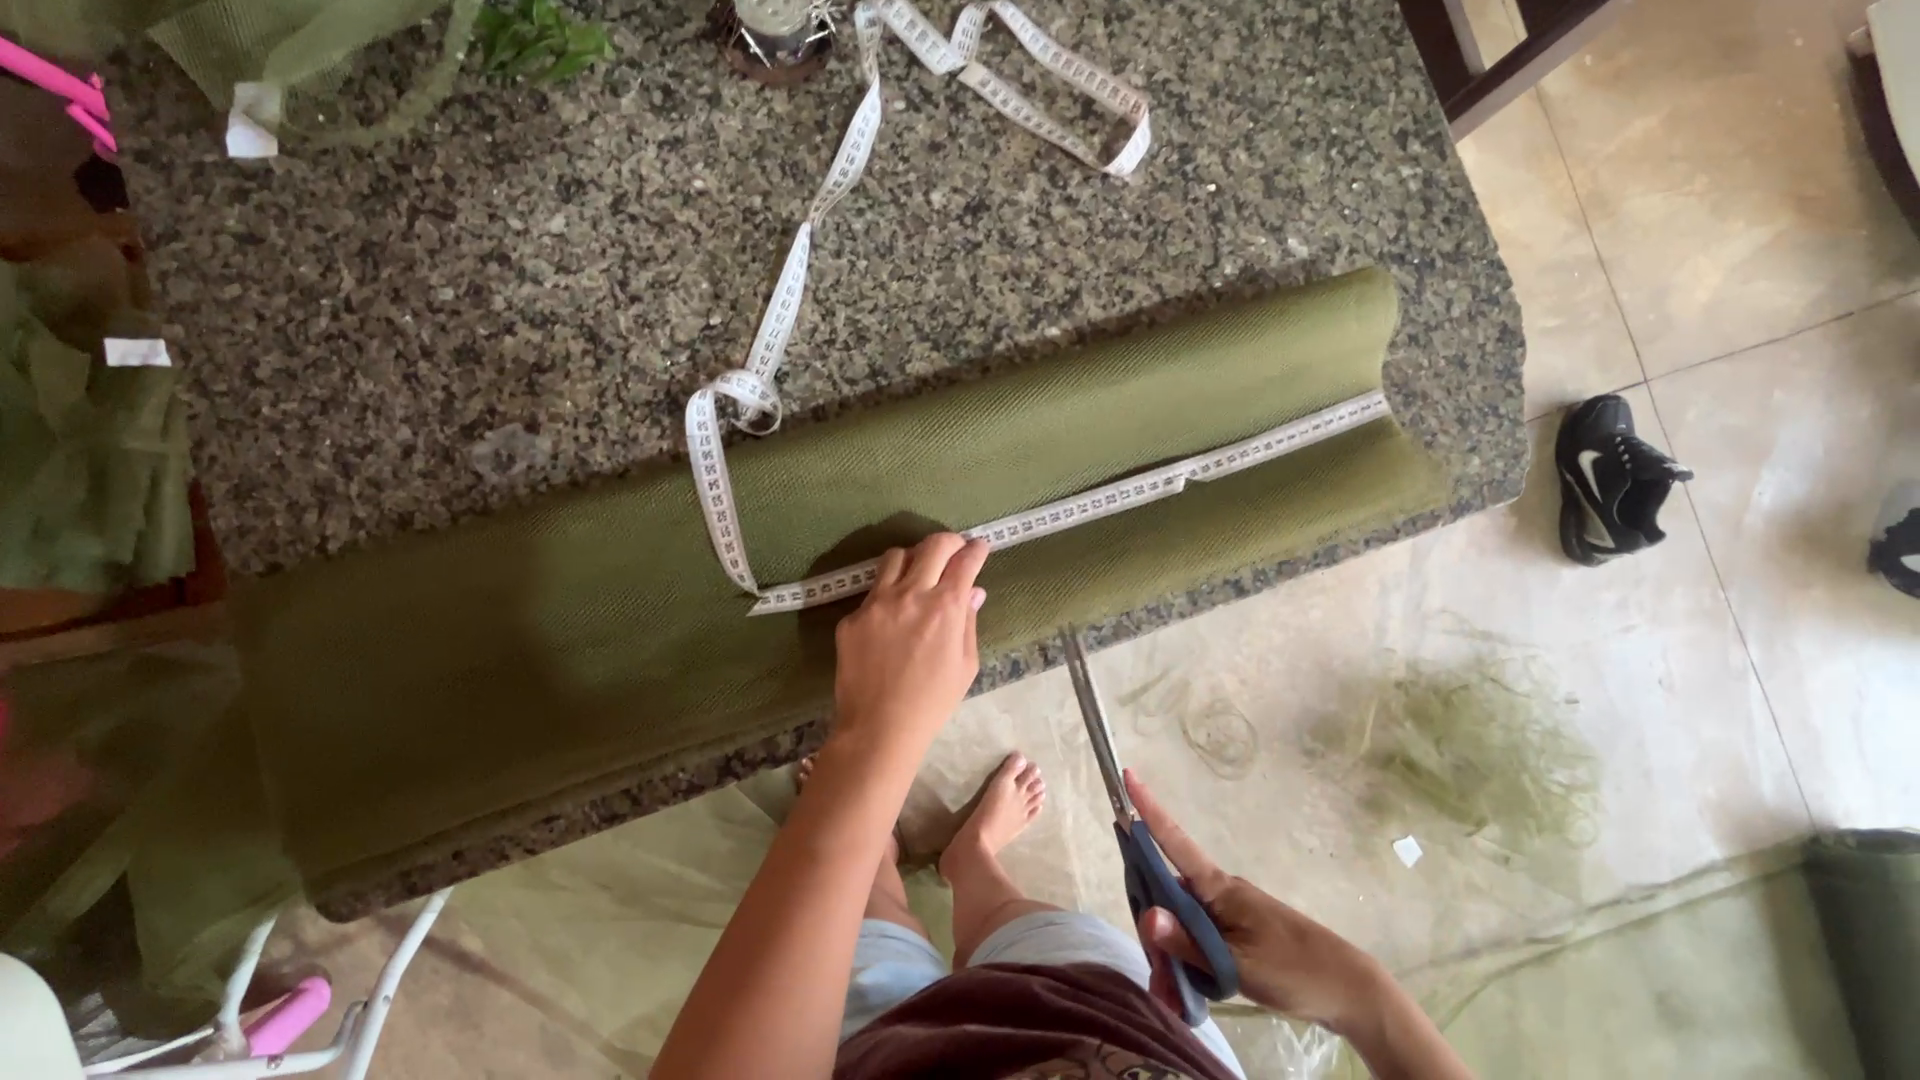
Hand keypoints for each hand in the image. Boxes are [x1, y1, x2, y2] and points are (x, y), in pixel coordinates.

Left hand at [832, 533, 988, 744]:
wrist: (879, 726)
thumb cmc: (932, 702)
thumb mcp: (965, 664)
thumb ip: (968, 621)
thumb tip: (973, 592)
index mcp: (945, 607)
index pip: (965, 561)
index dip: (976, 549)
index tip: (979, 548)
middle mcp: (911, 594)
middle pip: (932, 545)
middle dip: (949, 542)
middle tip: (954, 550)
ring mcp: (877, 603)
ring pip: (895, 557)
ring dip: (913, 559)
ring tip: (918, 573)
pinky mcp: (852, 617)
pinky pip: (873, 593)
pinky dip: (888, 596)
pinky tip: (892, 618)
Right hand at [1126, 769, 1389, 1033]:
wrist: (1349, 991)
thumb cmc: (1294, 970)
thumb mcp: (1237, 964)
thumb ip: (1189, 942)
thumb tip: (1146, 916)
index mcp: (1218, 888)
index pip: (1175, 841)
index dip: (1149, 810)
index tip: (1128, 775)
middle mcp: (1218, 893)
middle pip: (1167, 899)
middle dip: (1154, 936)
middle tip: (1159, 982)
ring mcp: (1226, 913)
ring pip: (1181, 926)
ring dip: (1172, 960)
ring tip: (1175, 999)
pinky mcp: (1235, 934)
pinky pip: (1198, 941)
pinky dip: (1189, 967)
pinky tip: (1188, 996)